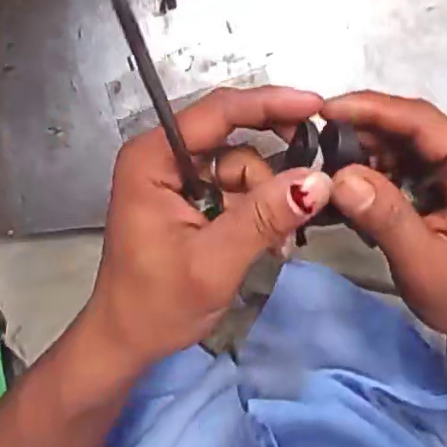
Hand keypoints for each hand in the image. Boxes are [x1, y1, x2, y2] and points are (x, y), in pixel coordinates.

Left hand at [81, 86, 333, 371]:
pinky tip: (270, 240)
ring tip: (278, 241)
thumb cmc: (155, 304)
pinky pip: (240, 185)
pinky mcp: (194, 195)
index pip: (217, 112)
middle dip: (274, 157)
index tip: (315, 105)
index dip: (269, 104)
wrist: (128, 342)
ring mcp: (180, 175)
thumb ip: (264, 217)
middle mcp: (165, 155)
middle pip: (233, 132)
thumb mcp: (213, 262)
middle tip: (313, 175)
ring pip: (244, 162)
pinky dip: (261, 208)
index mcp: (153, 157)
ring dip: (268, 196)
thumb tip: (318, 181)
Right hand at [320, 91, 446, 413]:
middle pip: (408, 125)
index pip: (424, 123)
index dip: (374, 110)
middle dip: (360, 128)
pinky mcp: (432, 181)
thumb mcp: (425, 265)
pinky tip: (343, 181)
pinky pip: (394, 160)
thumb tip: (341, 177)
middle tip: (314, 140)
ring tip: (323, 164)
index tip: (326, 110)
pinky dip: (365, 166)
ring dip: (359, 147)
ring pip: (397, 140)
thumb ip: (386, 218)